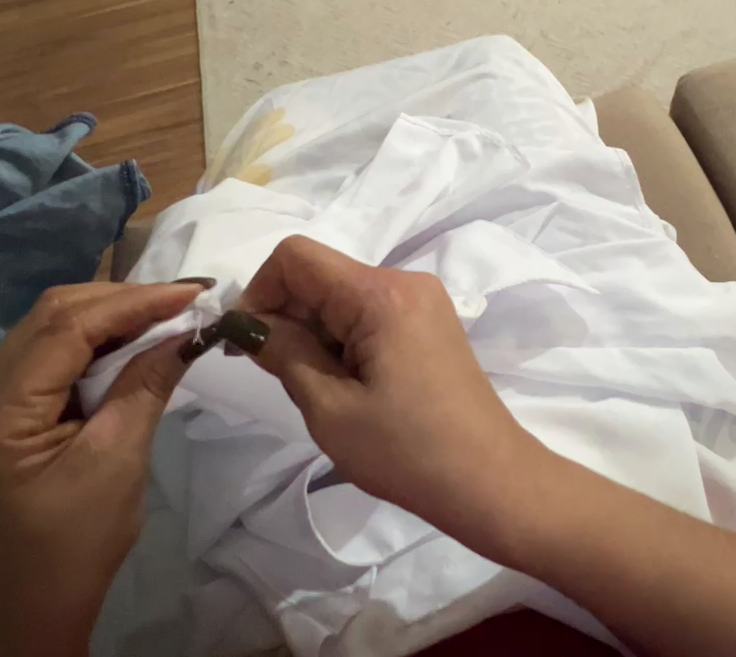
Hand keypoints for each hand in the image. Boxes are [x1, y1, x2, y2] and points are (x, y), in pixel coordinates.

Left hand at [0, 281, 202, 656]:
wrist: (31, 613)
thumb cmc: (76, 547)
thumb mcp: (118, 460)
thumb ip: (147, 383)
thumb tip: (189, 328)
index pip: (66, 328)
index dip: (134, 301)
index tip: (193, 292)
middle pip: (50, 317)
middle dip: (122, 300)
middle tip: (184, 300)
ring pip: (47, 329)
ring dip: (109, 315)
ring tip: (165, 314)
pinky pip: (45, 356)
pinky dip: (92, 341)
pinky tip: (130, 341)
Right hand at [239, 236, 548, 548]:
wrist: (488, 478)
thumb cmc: (406, 450)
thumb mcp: (330, 408)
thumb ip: (284, 353)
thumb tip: (247, 323)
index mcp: (380, 292)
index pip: (297, 256)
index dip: (260, 290)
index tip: (248, 342)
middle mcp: (404, 280)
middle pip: (322, 275)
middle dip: (288, 316)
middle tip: (278, 375)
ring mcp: (423, 299)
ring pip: (342, 295)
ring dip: (316, 332)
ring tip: (322, 389)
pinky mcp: (430, 320)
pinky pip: (369, 311)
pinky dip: (344, 338)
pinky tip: (349, 384)